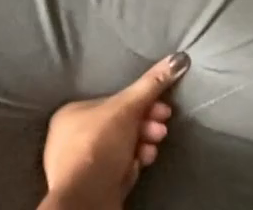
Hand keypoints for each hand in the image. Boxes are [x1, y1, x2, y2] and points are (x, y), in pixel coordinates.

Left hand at [40, 53, 189, 208]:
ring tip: (152, 149)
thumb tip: (179, 58)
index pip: (116, 101)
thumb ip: (152, 83)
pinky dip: (134, 162)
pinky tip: (140, 164)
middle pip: (122, 123)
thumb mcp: (127, 108)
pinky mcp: (95, 184)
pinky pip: (120, 166)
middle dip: (147, 124)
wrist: (86, 200)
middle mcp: (73, 137)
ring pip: (123, 145)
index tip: (163, 109)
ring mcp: (84, 163)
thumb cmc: (99, 145)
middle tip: (161, 128)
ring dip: (144, 144)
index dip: (143, 102)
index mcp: (72, 113)